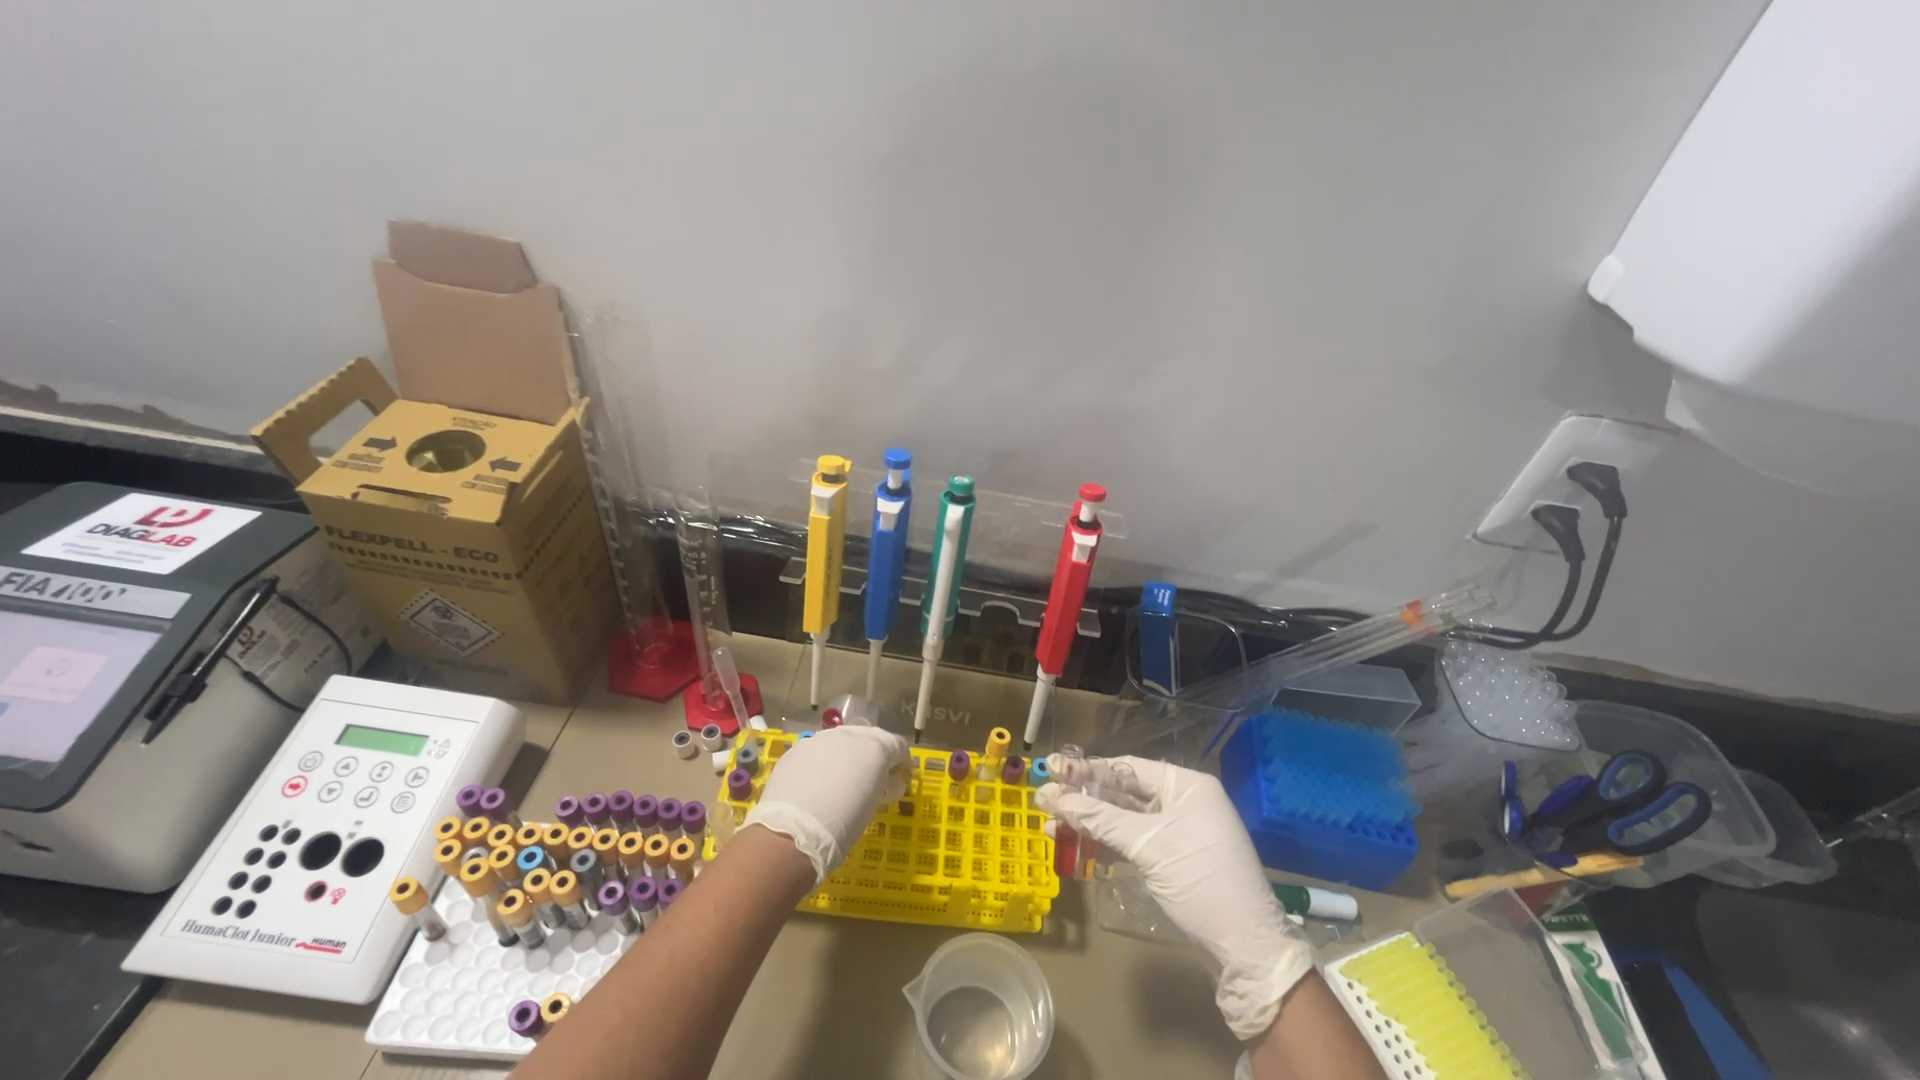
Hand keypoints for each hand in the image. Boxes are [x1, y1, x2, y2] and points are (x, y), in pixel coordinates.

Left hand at [743, 727, 910, 884]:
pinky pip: (817, 751)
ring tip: (843, 779)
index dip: (902, 760)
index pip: (897, 745)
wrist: (792, 834)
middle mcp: (848, 736)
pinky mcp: (796, 751)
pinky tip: (818, 782)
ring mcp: (819, 740)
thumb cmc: (843, 825)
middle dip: (875, 754)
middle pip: (869, 737)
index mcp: (875, 748)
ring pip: (840, 741)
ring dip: (847, 755)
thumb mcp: (874, 805)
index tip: (901, 775)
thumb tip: (890, 781)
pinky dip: (823, 762)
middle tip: (874, 776)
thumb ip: (885, 785)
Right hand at [1037, 755, 1312, 1039]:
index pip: (1128, 768)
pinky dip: (1105, 842)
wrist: (1244, 948)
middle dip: (1084, 796)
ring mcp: (1178, 832)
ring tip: (1049, 824)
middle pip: (1124, 792)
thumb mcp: (1148, 846)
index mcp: (1186, 785)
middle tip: (1044, 797)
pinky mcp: (1171, 860)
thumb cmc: (1201, 882)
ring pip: (1124, 819)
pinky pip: (1131, 841)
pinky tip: (1075, 844)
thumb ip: (1098, 818)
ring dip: (1089, 822)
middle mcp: (1183, 802)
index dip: (1088, 769)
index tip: (1051, 769)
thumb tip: (1050, 796)